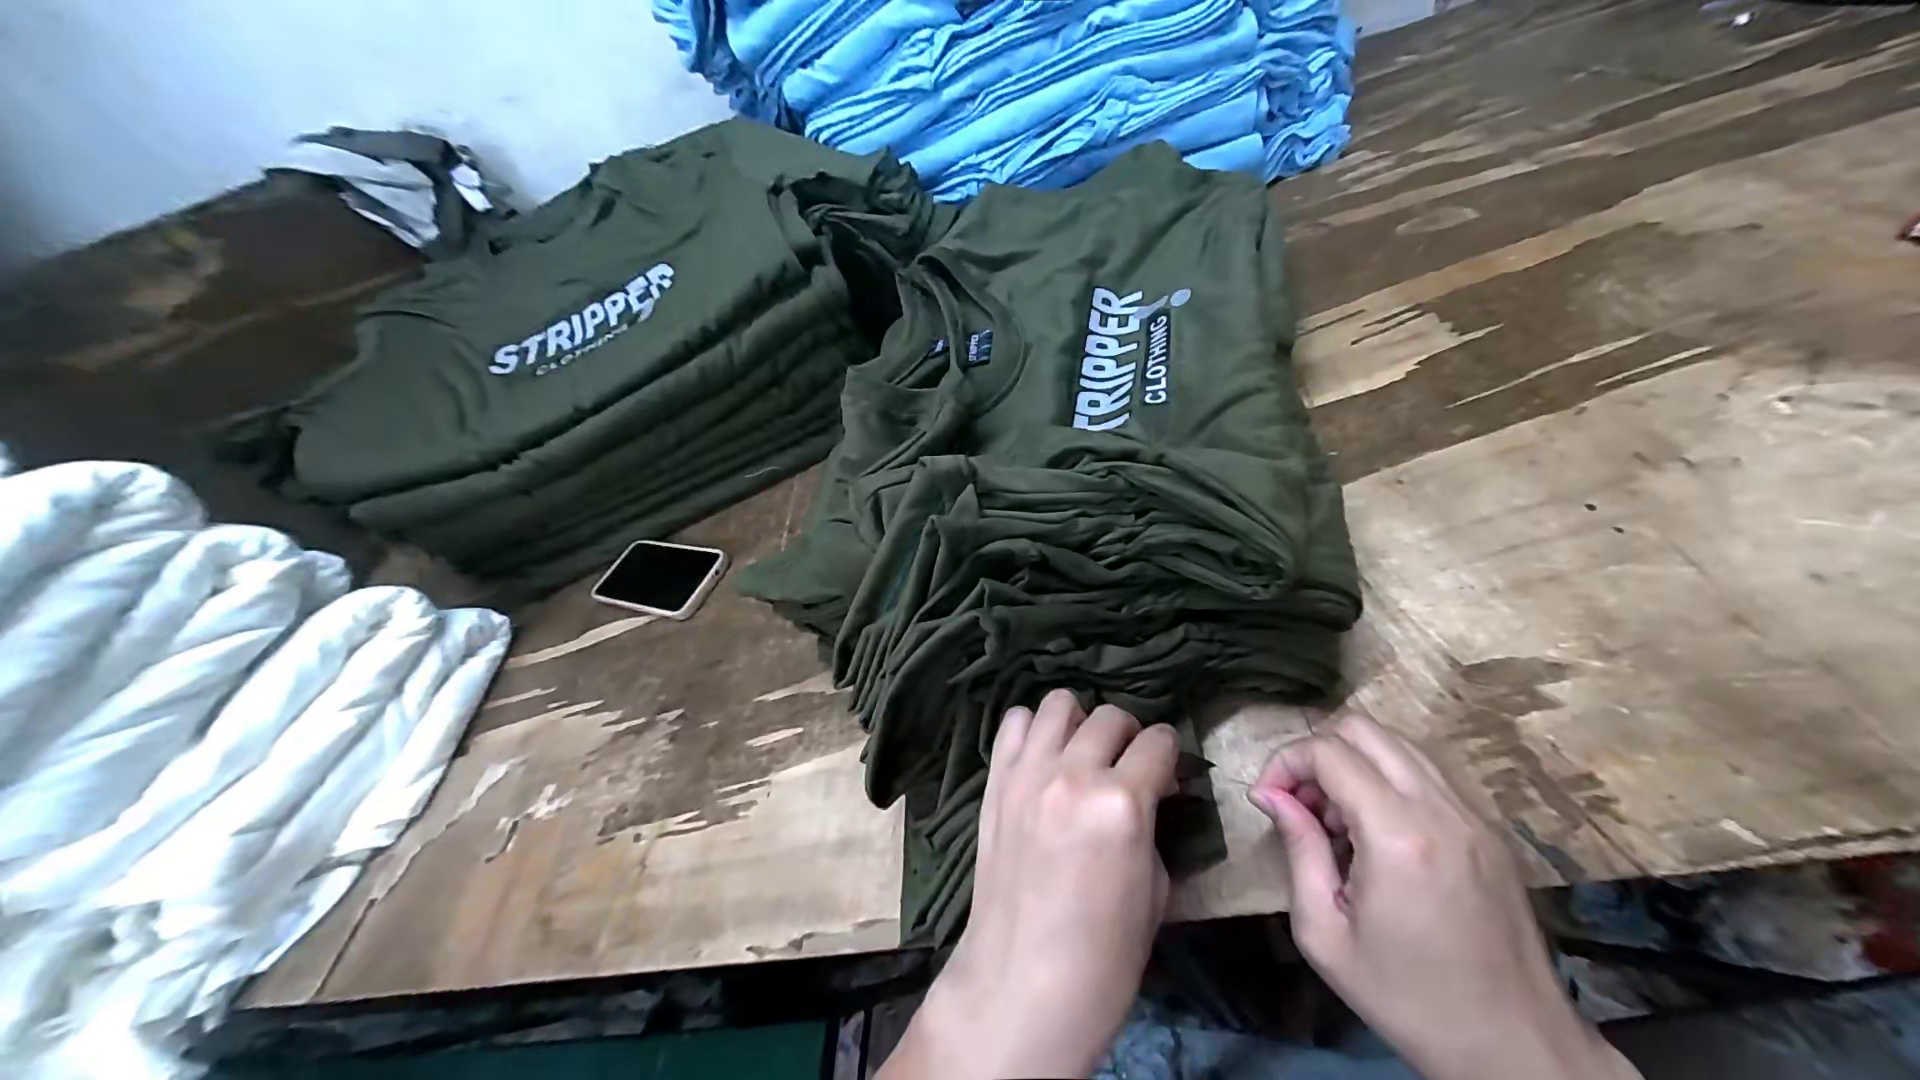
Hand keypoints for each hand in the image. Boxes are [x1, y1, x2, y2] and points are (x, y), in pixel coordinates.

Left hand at [879, 689, 1179, 1079]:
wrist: (1023, 982)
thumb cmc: (1105, 954)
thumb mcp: (1155, 887)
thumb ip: (1151, 822)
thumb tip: (1151, 789)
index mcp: (1122, 803)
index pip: (1159, 742)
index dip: (1170, 756)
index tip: (1168, 772)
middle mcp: (1072, 774)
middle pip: (1111, 716)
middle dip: (1130, 737)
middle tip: (1129, 767)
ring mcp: (1027, 773)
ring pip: (1060, 704)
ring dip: (1081, 723)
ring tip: (1084, 754)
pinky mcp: (996, 781)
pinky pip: (1015, 723)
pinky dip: (1035, 730)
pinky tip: (1044, 758)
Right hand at [1250, 709, 1640, 1079]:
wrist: (1516, 1049)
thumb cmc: (1407, 998)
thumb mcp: (1324, 933)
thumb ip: (1297, 849)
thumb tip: (1271, 796)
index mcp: (1398, 835)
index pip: (1327, 750)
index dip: (1283, 762)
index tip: (1266, 800)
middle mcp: (1441, 809)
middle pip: (1362, 727)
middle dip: (1314, 750)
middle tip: (1298, 800)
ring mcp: (1473, 815)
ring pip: (1395, 742)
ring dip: (1350, 761)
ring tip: (1333, 815)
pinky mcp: (1488, 829)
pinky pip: (1423, 771)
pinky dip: (1383, 777)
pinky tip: (1373, 828)